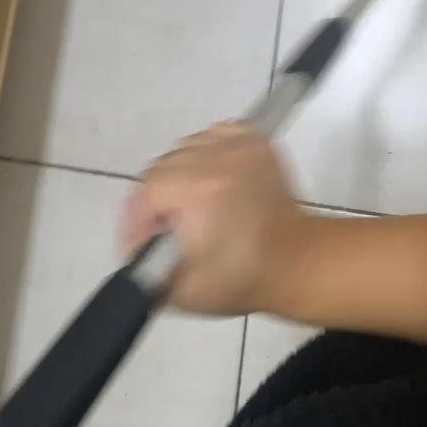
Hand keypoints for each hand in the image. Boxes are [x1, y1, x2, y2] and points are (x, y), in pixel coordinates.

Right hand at [120, 123, 309, 315]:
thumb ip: (145, 270)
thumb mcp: (183, 291)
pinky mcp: (254, 139)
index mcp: (198, 191)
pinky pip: (212, 135)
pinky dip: (206, 155)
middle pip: (163, 167)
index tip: (145, 241)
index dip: (139, 219)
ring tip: (194, 204)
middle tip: (170, 227)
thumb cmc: (240, 278)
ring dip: (181, 174)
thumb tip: (129, 247)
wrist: (296, 261)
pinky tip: (214, 182)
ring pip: (185, 149)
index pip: (145, 191)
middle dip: (159, 198)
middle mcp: (217, 158)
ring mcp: (238, 144)